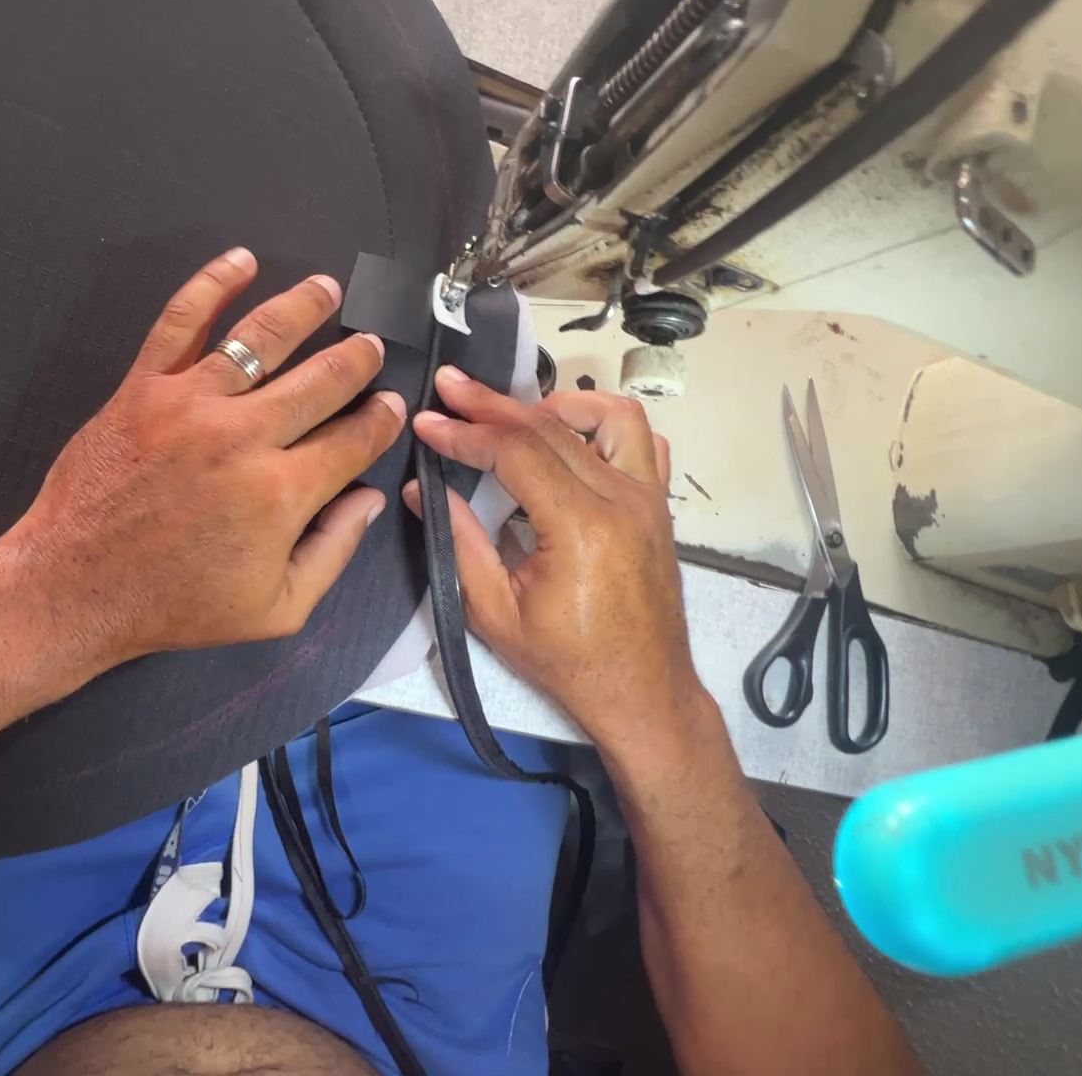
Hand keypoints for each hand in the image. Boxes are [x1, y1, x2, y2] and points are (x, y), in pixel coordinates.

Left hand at [0, 247, 405, 673]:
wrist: (78, 587)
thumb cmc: (178, 606)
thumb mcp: (277, 609)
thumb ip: (332, 552)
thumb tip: (368, 498)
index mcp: (282, 493)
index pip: (353, 439)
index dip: (381, 420)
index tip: (391, 406)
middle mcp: (244, 437)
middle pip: (320, 379)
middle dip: (357, 359)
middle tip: (372, 346)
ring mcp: (191, 404)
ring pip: (261, 337)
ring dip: (303, 307)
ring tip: (327, 289)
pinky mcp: (144, 388)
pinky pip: (180, 321)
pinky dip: (211, 283)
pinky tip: (239, 261)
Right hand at [403, 366, 713, 756]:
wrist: (642, 694)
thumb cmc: (567, 663)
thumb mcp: (495, 612)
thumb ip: (459, 542)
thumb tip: (423, 489)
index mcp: (580, 529)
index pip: (516, 453)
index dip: (465, 433)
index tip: (428, 421)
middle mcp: (622, 501)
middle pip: (551, 427)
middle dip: (492, 404)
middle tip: (450, 388)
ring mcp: (649, 500)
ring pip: (610, 416)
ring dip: (556, 405)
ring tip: (514, 413)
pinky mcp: (658, 507)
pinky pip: (642, 443)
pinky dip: (604, 426)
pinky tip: (571, 438)